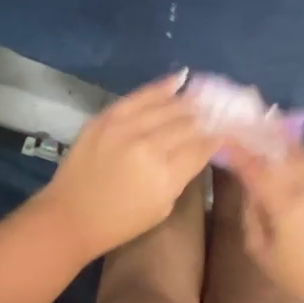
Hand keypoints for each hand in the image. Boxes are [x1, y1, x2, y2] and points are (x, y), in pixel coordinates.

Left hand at [35, 73, 223, 256]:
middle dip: (211, 116)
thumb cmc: (120, 223)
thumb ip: (183, 173)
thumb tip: (201, 147)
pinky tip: (181, 79)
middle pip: (189, 122)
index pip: (203, 145)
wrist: (69, 216)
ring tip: (207, 95)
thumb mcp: (163, 206)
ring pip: (168, 106)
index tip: (234, 129)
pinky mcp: (107, 118)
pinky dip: (162, 86)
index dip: (221, 135)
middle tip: (225, 110)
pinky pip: (140, 96)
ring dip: (191, 100)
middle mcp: (149, 145)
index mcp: (166, 175)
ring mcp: (125, 128)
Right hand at [225, 143, 303, 302]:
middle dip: (259, 139)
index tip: (223, 139)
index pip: (257, 169)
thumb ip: (250, 208)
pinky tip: (285, 154)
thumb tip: (246, 179)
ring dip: (279, 142)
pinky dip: (298, 154)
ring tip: (261, 134)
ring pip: (299, 150)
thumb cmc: (291, 272)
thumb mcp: (257, 246)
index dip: (238, 152)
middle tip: (241, 130)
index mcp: (287, 206)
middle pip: (280, 151)